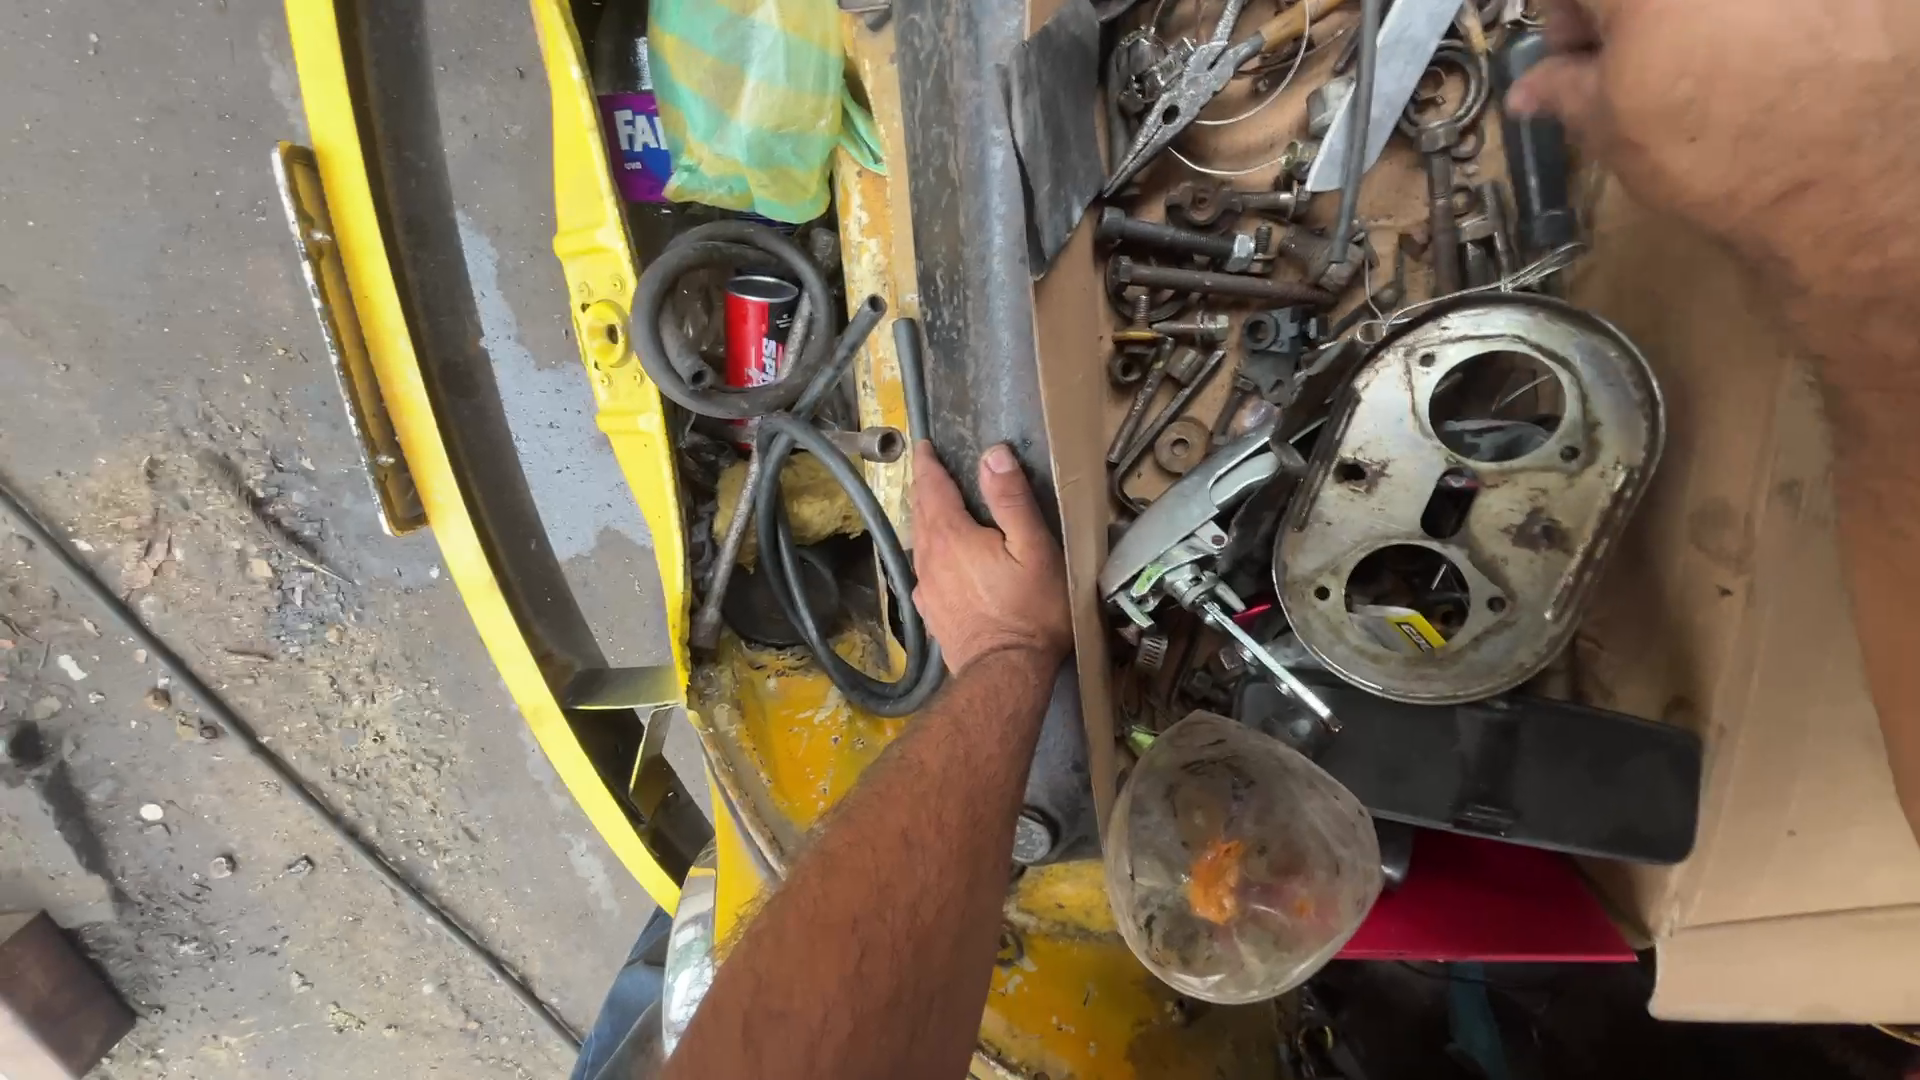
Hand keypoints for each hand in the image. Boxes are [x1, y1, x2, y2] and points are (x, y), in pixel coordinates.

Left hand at [910, 442, 1072, 675]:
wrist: (1006, 673)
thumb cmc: (1029, 610)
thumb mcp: (1033, 549)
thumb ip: (1012, 500)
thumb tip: (993, 455)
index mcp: (952, 536)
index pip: (932, 488)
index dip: (927, 464)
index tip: (923, 446)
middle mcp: (930, 558)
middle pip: (920, 512)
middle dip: (922, 487)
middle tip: (926, 469)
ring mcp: (927, 588)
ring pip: (918, 541)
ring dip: (923, 518)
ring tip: (930, 507)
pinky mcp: (931, 612)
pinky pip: (923, 571)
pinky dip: (926, 552)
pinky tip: (933, 560)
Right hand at [1507, 0, 1919, 348]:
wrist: (1849, 165)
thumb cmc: (1707, 149)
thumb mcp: (1607, 124)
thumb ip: (1563, 87)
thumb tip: (1530, 88)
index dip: (1561, 14)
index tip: (1567, 49)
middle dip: (1622, 12)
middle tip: (1623, 55)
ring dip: (1686, 15)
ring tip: (1696, 55)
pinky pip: (1769, 4)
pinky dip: (1751, 18)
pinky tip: (1760, 47)